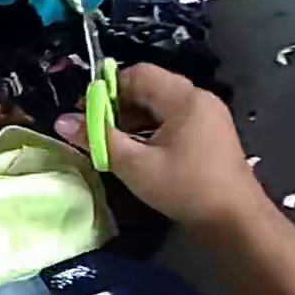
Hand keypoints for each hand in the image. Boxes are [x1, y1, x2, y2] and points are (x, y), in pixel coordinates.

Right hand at [55, 63, 267, 228]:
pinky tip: (133, 151)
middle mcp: (198, 100)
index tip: (86, 114)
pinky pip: (169, 121)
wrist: (234, 220)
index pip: (138, 74)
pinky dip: (147, 130)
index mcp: (185, 99)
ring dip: (130, 120)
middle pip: (148, 88)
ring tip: (110, 143)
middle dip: (116, 106)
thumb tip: (61, 122)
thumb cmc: (183, 187)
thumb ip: (97, 138)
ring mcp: (206, 117)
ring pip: (157, 106)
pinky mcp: (207, 135)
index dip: (107, 89)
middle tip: (93, 130)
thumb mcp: (133, 164)